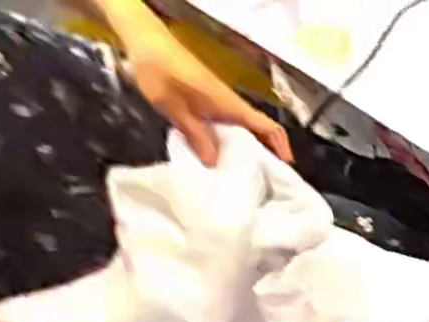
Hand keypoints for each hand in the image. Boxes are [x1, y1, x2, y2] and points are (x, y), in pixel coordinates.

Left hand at [128, 31, 291, 166]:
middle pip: (264, 132)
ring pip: (248, 129)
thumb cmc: (161, 72)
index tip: (284, 170)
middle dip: (269, 153)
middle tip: (265, 175)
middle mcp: (235, 106)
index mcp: (234, 109)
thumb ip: (197, 137)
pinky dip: (236, 138)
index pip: (271, 130)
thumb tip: (215, 164)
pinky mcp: (213, 100)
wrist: (143, 38)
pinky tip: (224, 148)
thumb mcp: (175, 108)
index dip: (283, 150)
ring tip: (245, 167)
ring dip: (252, 147)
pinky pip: (233, 124)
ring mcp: (225, 102)